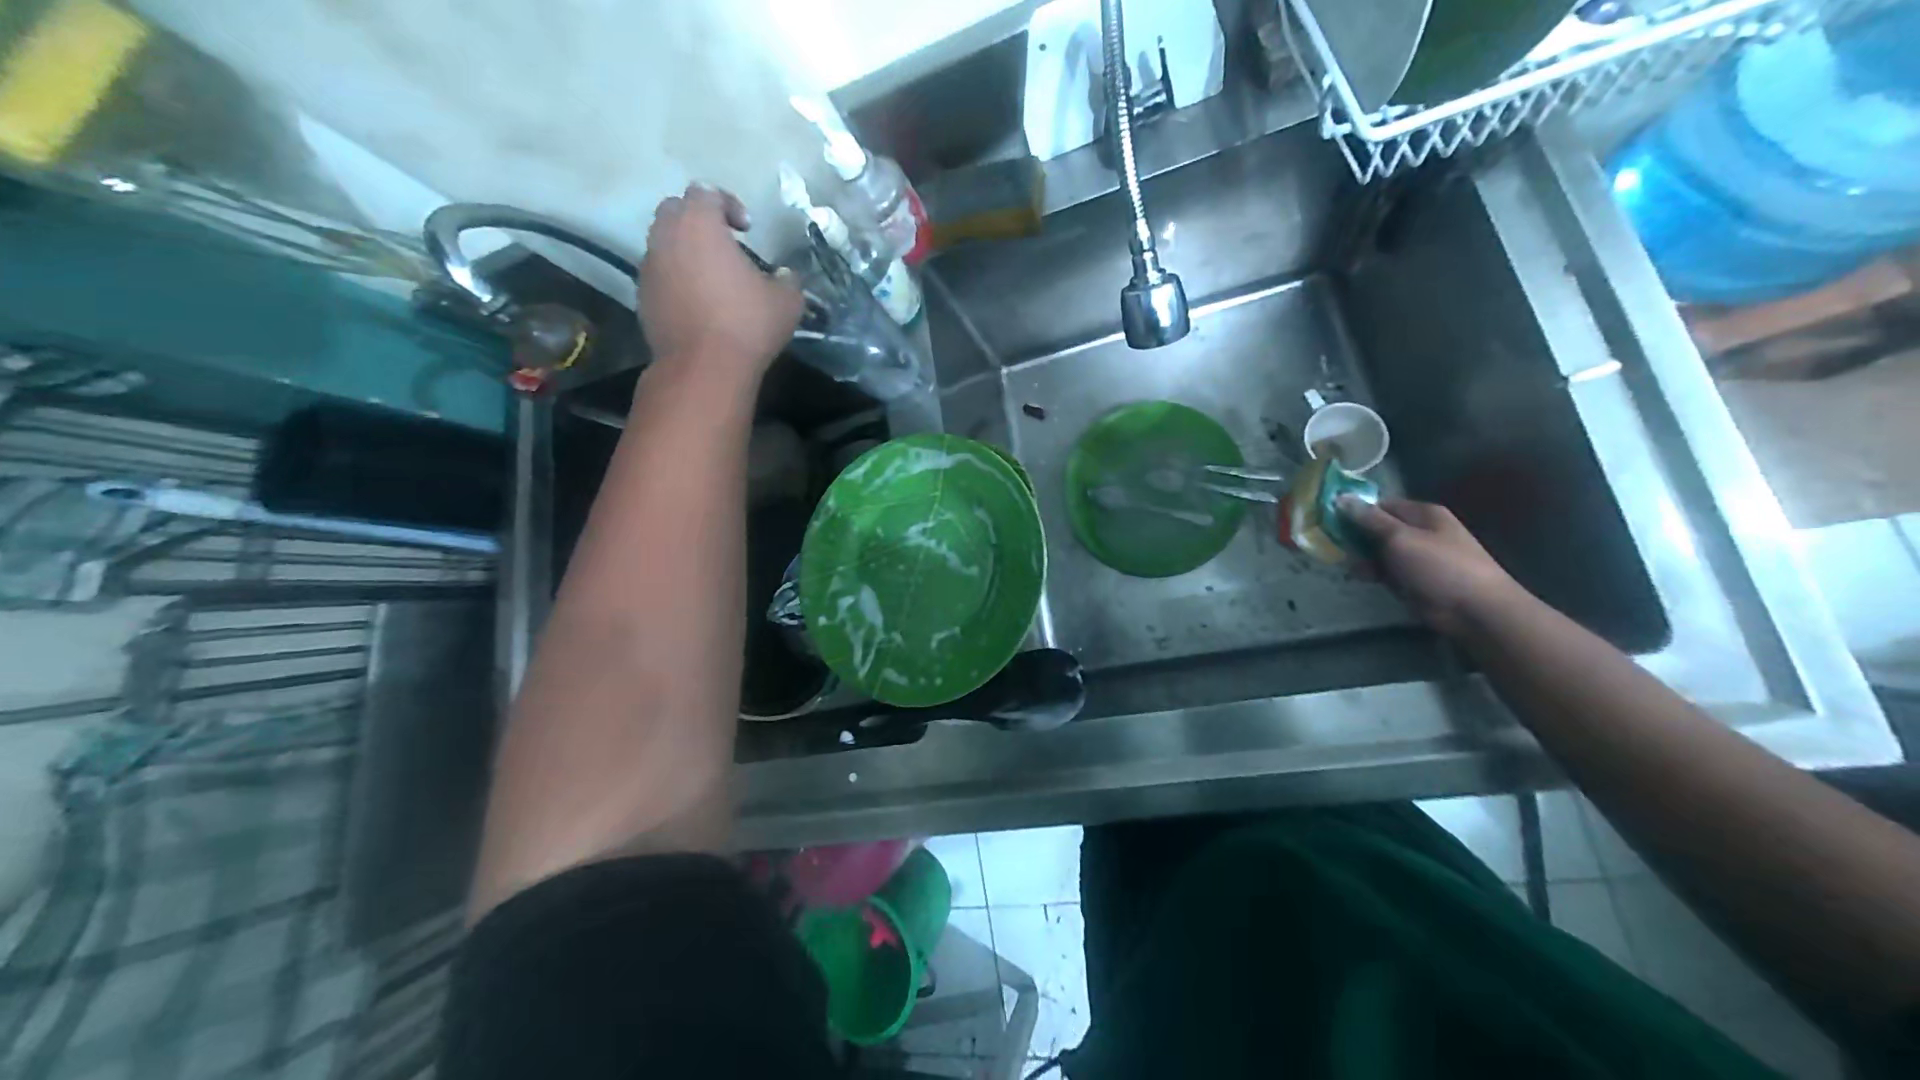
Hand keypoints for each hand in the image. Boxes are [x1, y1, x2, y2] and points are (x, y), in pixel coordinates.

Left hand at [638, 184, 803, 383]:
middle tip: (724, 244)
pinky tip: (698, 302)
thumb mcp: (786, 301)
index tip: (747, 228)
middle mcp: (666, 237)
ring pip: (663, 242)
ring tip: (711, 276)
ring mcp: (649, 268)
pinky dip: (676, 277)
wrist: (703, 368)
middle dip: (699, 220)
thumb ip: (787, 279)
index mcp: (699, 225)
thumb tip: (784, 275)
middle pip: (675, 210)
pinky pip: (659, 274)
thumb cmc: (747, 325)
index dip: (728, 204)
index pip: (706, 192)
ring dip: (685, 250)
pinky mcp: (642, 297)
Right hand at [1338, 496, 1526, 636]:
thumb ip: (1369, 519)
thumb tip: (1341, 498)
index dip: (1354, 510)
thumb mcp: (1399, 538)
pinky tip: (1361, 577)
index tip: (1330, 520)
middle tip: (1334, 546)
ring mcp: (1416, 555)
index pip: (1379, 504)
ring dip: (1361, 556)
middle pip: (1376, 527)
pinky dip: (1371, 571)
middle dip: (1355, 536)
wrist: (1474, 609)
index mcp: (1421, 513)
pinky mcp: (1411, 577)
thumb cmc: (1438, 566)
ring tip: (1351, 566)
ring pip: (1377, 550)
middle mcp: (1419, 530)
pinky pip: (1384, 569)